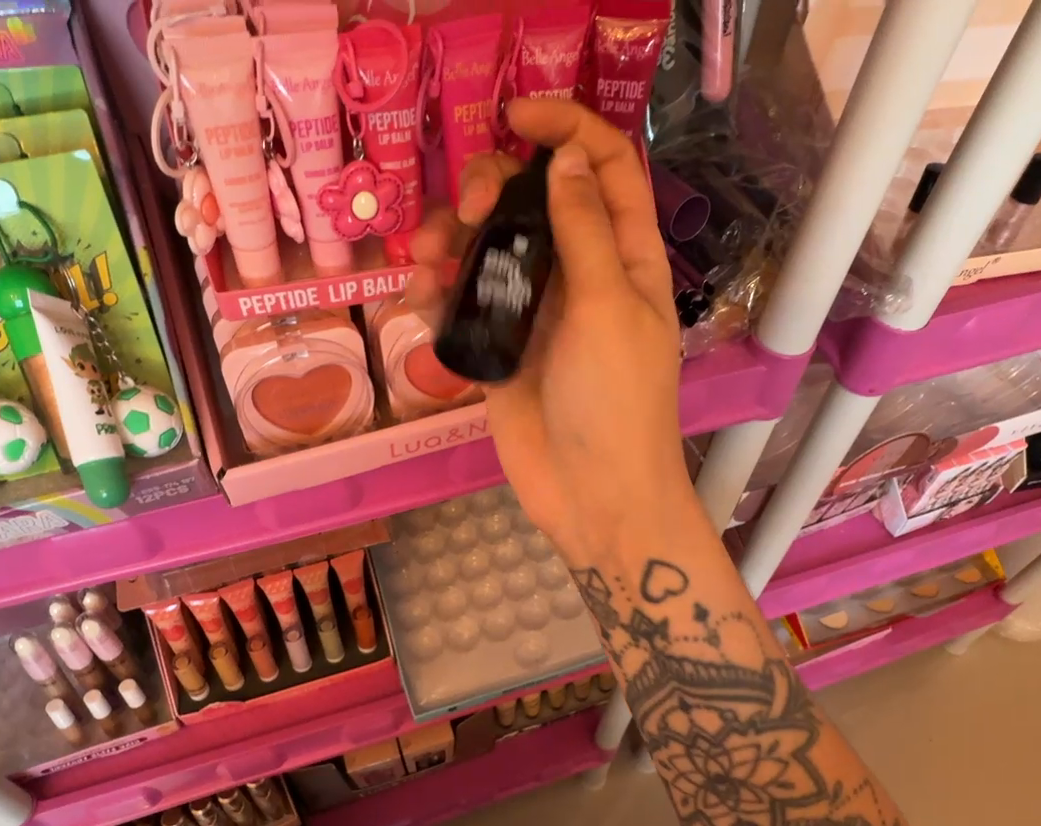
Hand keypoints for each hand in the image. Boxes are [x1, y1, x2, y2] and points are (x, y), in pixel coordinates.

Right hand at [407, 99, 699, 565]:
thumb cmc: (615, 402)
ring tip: (425, 256)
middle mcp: (578, 275)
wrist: (592, 495)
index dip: (567, 127)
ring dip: (452, 238)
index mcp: (623, 257)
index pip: (603, 168)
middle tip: (467, 209)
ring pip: (489, 249)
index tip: (513, 116)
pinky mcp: (498, 349)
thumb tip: (564, 158)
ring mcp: (535, 313)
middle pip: (532, 201)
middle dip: (493, 186)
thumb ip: (582, 231)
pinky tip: (418, 295)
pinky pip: (463, 302)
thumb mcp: (607, 307)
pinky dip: (437, 289)